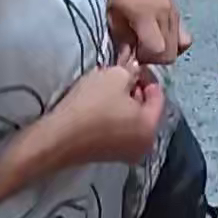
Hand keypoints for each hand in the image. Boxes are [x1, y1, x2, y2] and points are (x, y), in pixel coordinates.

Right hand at [24, 61, 163, 170]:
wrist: (59, 136)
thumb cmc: (92, 104)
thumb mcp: (115, 76)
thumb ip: (131, 70)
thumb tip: (136, 69)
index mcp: (150, 127)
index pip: (158, 94)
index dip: (146, 74)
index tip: (132, 62)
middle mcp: (144, 145)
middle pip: (146, 107)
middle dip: (135, 87)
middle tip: (120, 71)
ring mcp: (126, 153)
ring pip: (132, 118)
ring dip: (123, 99)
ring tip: (108, 84)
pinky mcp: (108, 155)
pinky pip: (120, 128)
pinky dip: (114, 113)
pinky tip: (99, 101)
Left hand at [107, 0, 190, 64]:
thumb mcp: (113, 12)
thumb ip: (121, 38)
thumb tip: (126, 61)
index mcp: (147, 17)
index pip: (158, 50)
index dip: (146, 59)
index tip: (133, 54)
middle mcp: (165, 17)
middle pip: (171, 53)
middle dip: (155, 59)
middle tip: (140, 51)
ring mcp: (174, 14)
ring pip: (179, 46)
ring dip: (164, 50)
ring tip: (149, 43)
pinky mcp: (177, 11)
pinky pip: (183, 35)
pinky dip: (174, 42)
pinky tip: (160, 36)